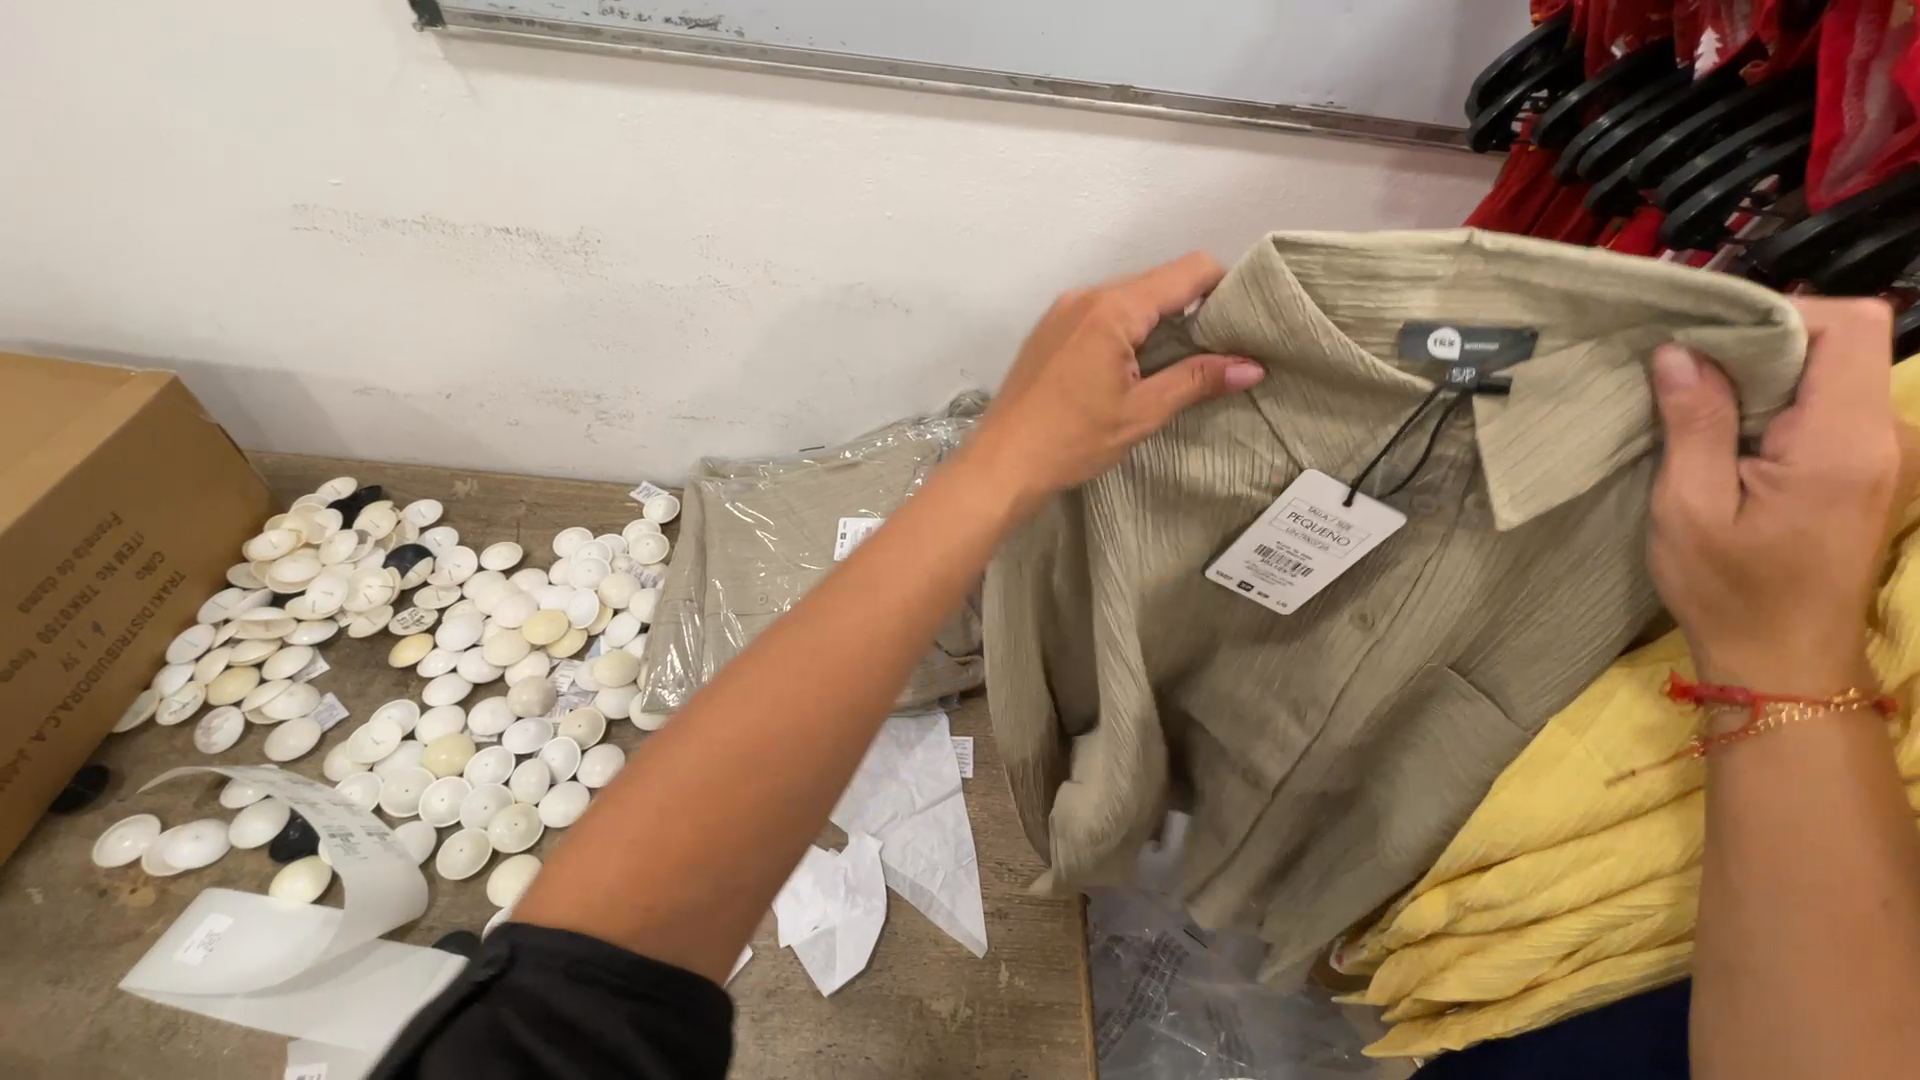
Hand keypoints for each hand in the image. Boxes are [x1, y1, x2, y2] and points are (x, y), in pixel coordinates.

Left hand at [963, 253, 1262, 510]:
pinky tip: (1134, 369)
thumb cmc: (1070, 441)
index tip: (1243, 323)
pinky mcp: (1050, 331)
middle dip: (1194, 309)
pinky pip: (1102, 314)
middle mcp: (1086, 296)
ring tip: (1178, 365)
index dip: (1225, 289)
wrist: (1000, 465)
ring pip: (1130, 298)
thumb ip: (1197, 381)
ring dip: (1159, 323)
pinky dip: (1127, 331)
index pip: (1190, 270)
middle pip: (1159, 281)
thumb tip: (1252, 366)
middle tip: (1217, 351)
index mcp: (1113, 309)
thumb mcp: (1141, 413)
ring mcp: (1063, 311)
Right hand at [1648, 298, 1902, 696]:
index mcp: (1844, 441)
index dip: (1780, 311)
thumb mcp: (1688, 506)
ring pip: (1830, 376)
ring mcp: (1884, 453)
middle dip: (1757, 344)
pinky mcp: (1868, 470)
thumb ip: (1694, 424)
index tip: (1702, 334)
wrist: (1780, 657)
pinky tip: (1723, 435)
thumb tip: (1677, 352)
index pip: (1851, 327)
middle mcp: (1884, 436)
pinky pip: (1825, 409)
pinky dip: (1773, 405)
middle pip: (1841, 346)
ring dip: (1760, 377)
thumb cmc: (1726, 587)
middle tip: (1678, 371)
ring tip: (1690, 404)